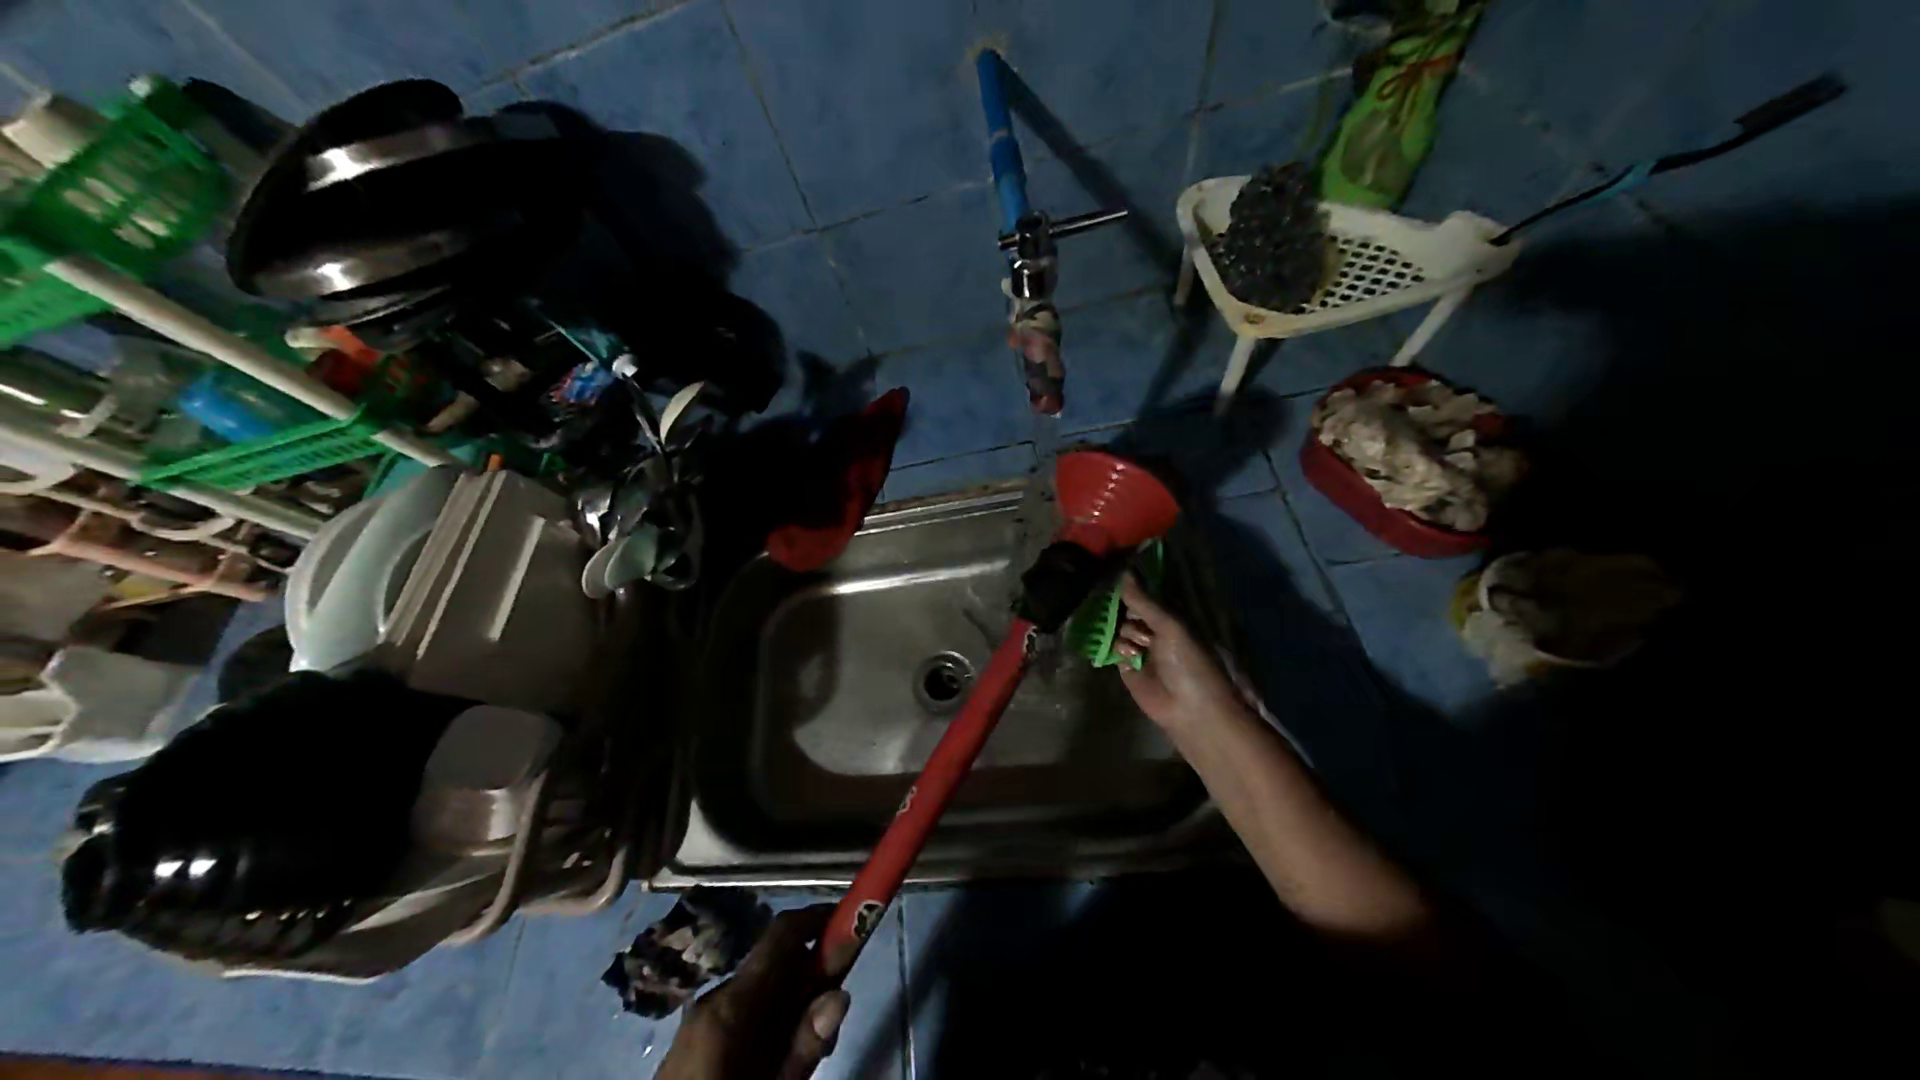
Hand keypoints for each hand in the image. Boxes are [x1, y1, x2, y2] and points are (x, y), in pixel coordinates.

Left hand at [657, 906, 850, 1079]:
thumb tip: (841, 994)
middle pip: (775, 963)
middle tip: (835, 1009)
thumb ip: (804, 1046)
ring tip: (806, 1048)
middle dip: (812, 973)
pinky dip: (769, 1017)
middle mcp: (715, 997)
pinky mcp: (694, 1036)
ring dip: (792, 1000)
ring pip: (761, 988)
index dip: (817, 919)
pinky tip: (776, 1058)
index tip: (850, 922)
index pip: (780, 936)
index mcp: (731, 1006)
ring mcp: (700, 1016)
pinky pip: (742, 1009)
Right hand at [1114, 574, 1244, 731]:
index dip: (1133, 589)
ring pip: (1120, 629)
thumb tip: (1123, 573)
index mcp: (1171, 618)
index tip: (1115, 578)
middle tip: (1122, 611)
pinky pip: (1114, 650)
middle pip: (1129, 612)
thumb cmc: (1188, 662)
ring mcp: (1141, 649)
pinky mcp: (1127, 668)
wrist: (1189, 709)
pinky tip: (1128, 656)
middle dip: (1124, 611)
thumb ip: (1144, 602)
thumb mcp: (1169, 627)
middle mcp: (1155, 631)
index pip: (1146, 597)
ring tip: (1139, 649)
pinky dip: (1118, 650)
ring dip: (1126, 635)